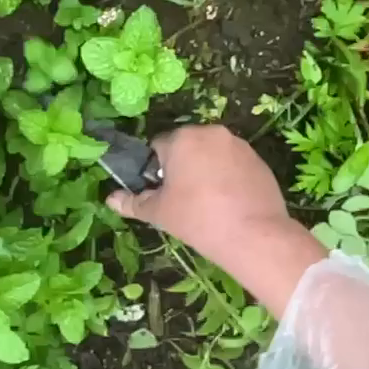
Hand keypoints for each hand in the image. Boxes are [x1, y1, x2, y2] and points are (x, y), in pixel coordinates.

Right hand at [107, 124, 309, 273]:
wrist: (254, 235)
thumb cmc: (198, 219)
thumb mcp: (159, 213)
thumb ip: (133, 202)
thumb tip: (110, 199)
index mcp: (183, 138)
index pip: (159, 147)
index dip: (157, 170)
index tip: (163, 192)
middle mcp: (211, 132)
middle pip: (187, 147)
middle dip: (183, 167)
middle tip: (184, 199)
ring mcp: (238, 145)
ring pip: (212, 154)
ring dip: (207, 170)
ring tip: (209, 203)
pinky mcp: (258, 159)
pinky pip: (234, 164)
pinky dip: (229, 177)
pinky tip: (230, 203)